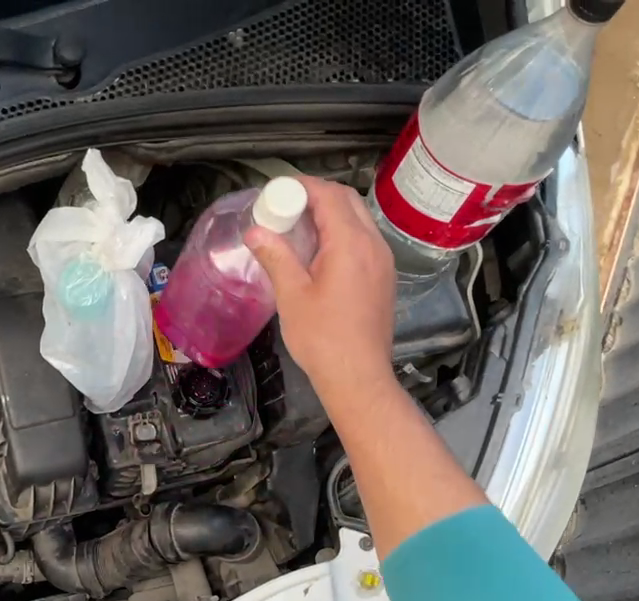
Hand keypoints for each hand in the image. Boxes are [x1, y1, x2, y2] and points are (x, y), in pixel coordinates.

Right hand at [245, 177, 396, 396]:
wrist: (357, 375)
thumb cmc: (322, 338)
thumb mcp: (292, 296)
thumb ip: (276, 258)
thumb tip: (255, 232)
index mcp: (350, 243)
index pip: (329, 196)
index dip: (302, 187)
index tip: (276, 192)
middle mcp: (373, 244)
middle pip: (347, 201)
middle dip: (316, 197)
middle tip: (284, 209)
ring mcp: (382, 260)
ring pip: (357, 220)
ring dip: (328, 215)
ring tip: (297, 230)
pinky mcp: (382, 276)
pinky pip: (362, 240)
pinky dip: (340, 234)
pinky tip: (318, 254)